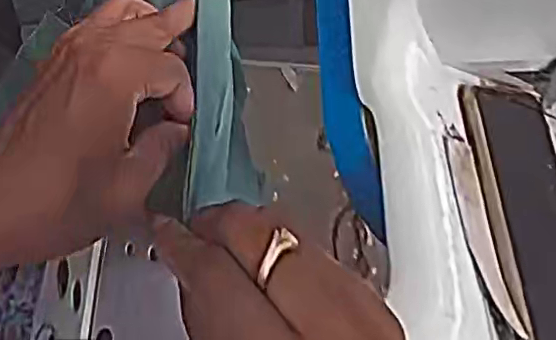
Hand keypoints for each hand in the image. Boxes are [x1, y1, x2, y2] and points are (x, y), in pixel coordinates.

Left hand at [0, 0, 196, 300]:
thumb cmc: (53, 201)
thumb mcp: (126, 189)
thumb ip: (162, 149)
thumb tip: (174, 129)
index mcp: (116, 74)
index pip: (172, 67)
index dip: (184, 96)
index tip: (179, 124)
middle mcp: (94, 47)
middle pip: (151, 21)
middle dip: (178, 30)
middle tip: (198, 29)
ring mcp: (71, 46)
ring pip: (123, 8)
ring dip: (149, 19)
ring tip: (167, 38)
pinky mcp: (55, 55)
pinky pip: (98, 19)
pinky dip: (121, 23)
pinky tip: (128, 49)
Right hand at [152, 203, 404, 339]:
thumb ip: (210, 332)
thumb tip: (189, 284)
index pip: (217, 278)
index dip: (183, 247)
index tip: (167, 234)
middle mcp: (332, 336)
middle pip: (260, 239)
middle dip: (218, 226)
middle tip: (193, 230)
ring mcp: (371, 327)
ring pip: (297, 239)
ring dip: (256, 233)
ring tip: (229, 240)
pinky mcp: (388, 322)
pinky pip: (329, 263)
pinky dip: (296, 253)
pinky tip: (276, 263)